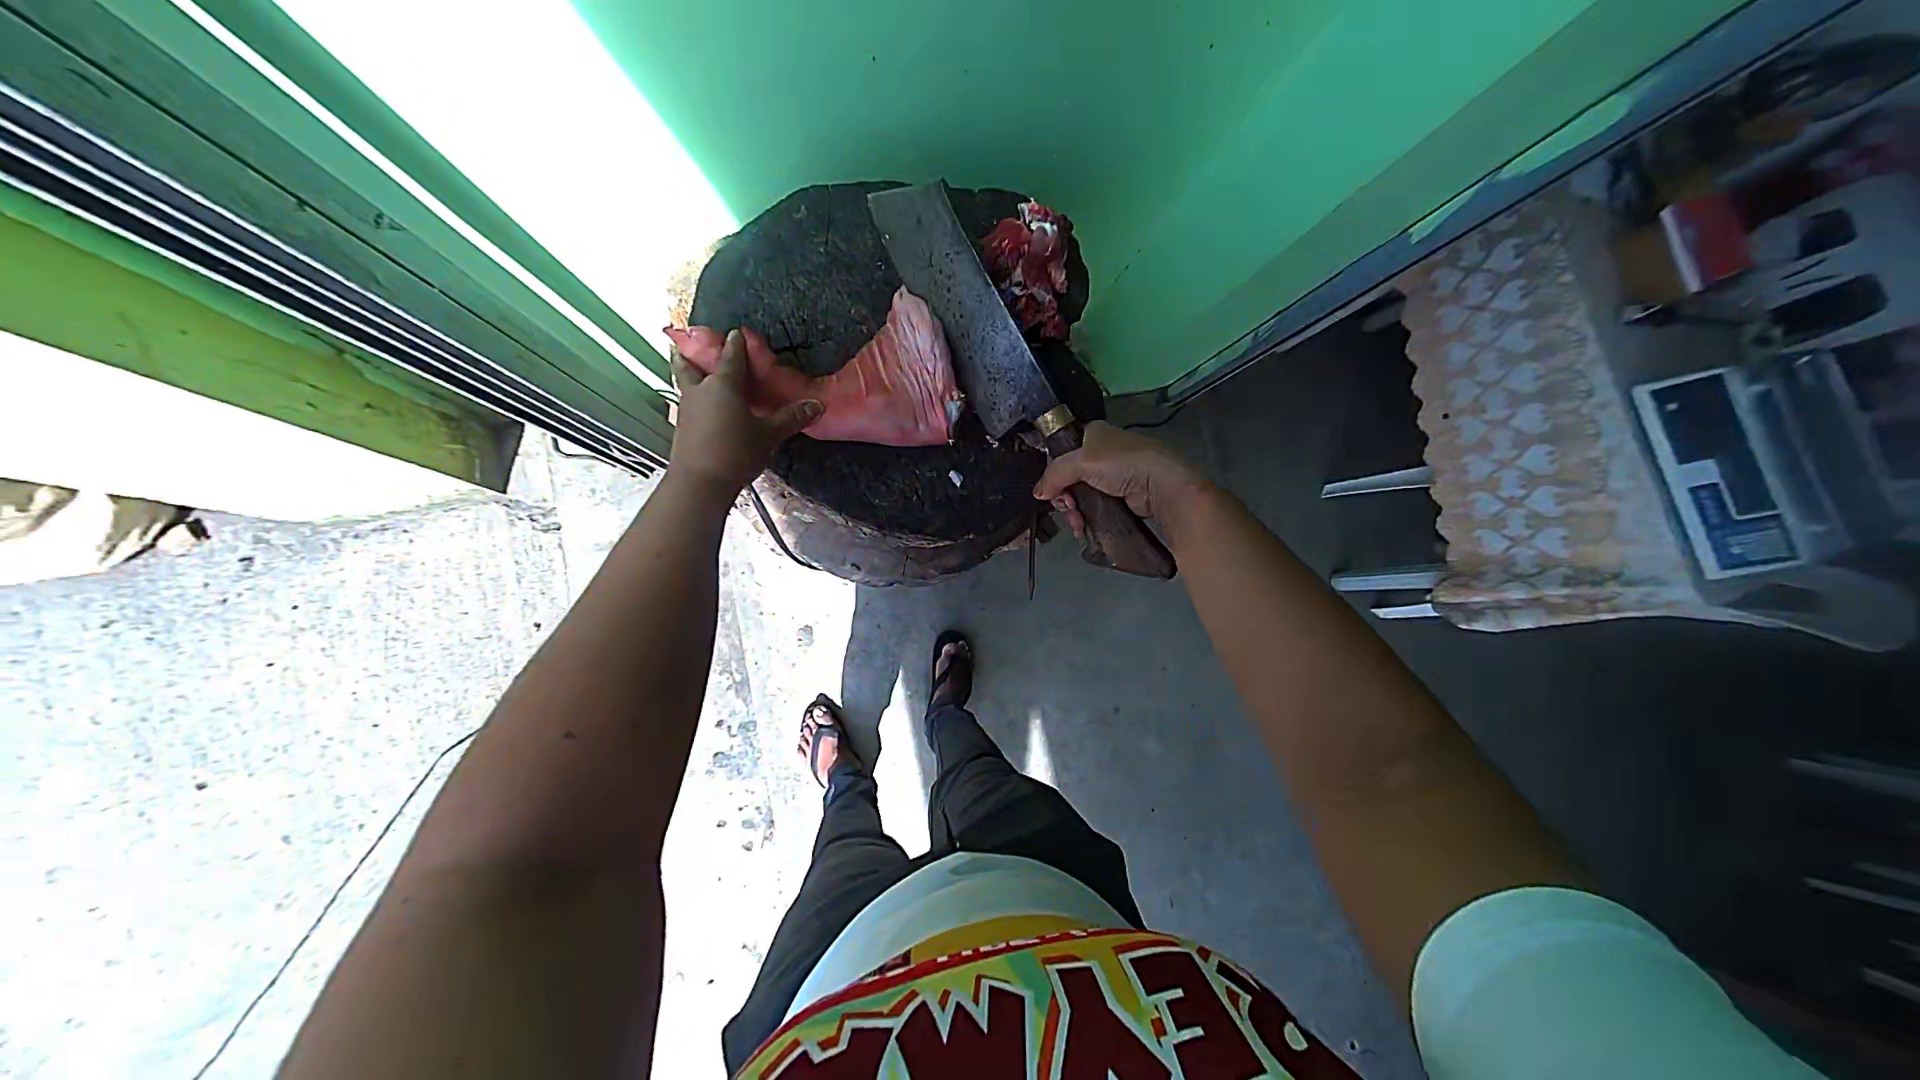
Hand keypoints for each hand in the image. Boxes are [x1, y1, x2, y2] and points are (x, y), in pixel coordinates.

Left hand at [668, 330, 821, 495]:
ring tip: (692, 371)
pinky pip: (687, 403)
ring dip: (688, 374)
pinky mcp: (681, 427)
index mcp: (724, 384)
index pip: (731, 356)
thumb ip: (792, 417)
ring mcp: (687, 409)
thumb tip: (817, 404)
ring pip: (685, 383)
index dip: (735, 343)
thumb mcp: (769, 434)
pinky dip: (693, 398)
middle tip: (688, 345)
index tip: (736, 333)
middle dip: (692, 353)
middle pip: (691, 364)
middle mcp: (701, 390)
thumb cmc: (736, 451)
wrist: (699, 482)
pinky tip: (701, 406)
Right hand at [1033, 421, 1210, 538]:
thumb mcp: (1080, 461)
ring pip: (1080, 495)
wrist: (1161, 486)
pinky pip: (1094, 508)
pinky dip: (1087, 518)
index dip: (1054, 470)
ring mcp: (1112, 476)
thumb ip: (1054, 474)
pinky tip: (1084, 527)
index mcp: (1094, 433)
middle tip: (1068, 507)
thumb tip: (1038, 493)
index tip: (1051, 488)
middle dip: (1064, 496)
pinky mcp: (1120, 496)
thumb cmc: (1122, 464)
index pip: (1062, 450)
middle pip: (1068, 477)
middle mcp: (1102, 452)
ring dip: (1074, 511)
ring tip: (1078, 522)